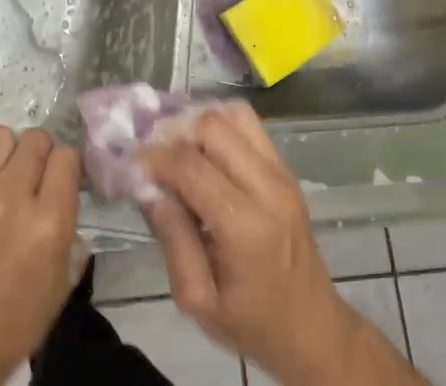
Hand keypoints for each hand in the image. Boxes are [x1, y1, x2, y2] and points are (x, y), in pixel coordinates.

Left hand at [0, 127, 81, 385]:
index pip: (66, 157)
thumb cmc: (12, 320)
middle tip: (24, 177)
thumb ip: (70, 229)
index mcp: (48, 224)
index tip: (54, 178)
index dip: (63, 166)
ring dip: (0, 154)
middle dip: (35, 156)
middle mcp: (9, 201)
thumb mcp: (60, 283)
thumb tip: (66, 187)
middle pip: (33, 140)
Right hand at [142, 106, 423, 385]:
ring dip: (198, 124)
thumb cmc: (251, 323)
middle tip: (154, 156)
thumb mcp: (197, 299)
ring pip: (233, 115)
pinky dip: (219, 127)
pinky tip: (202, 152)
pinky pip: (249, 126)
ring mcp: (282, 175)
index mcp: (245, 227)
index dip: (153, 156)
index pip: (189, 165)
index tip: (131, 165)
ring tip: (179, 150)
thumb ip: (171, 237)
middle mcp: (268, 189)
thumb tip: (147, 187)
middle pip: (212, 126)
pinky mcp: (286, 171)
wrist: (314, 330)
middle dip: (173, 133)